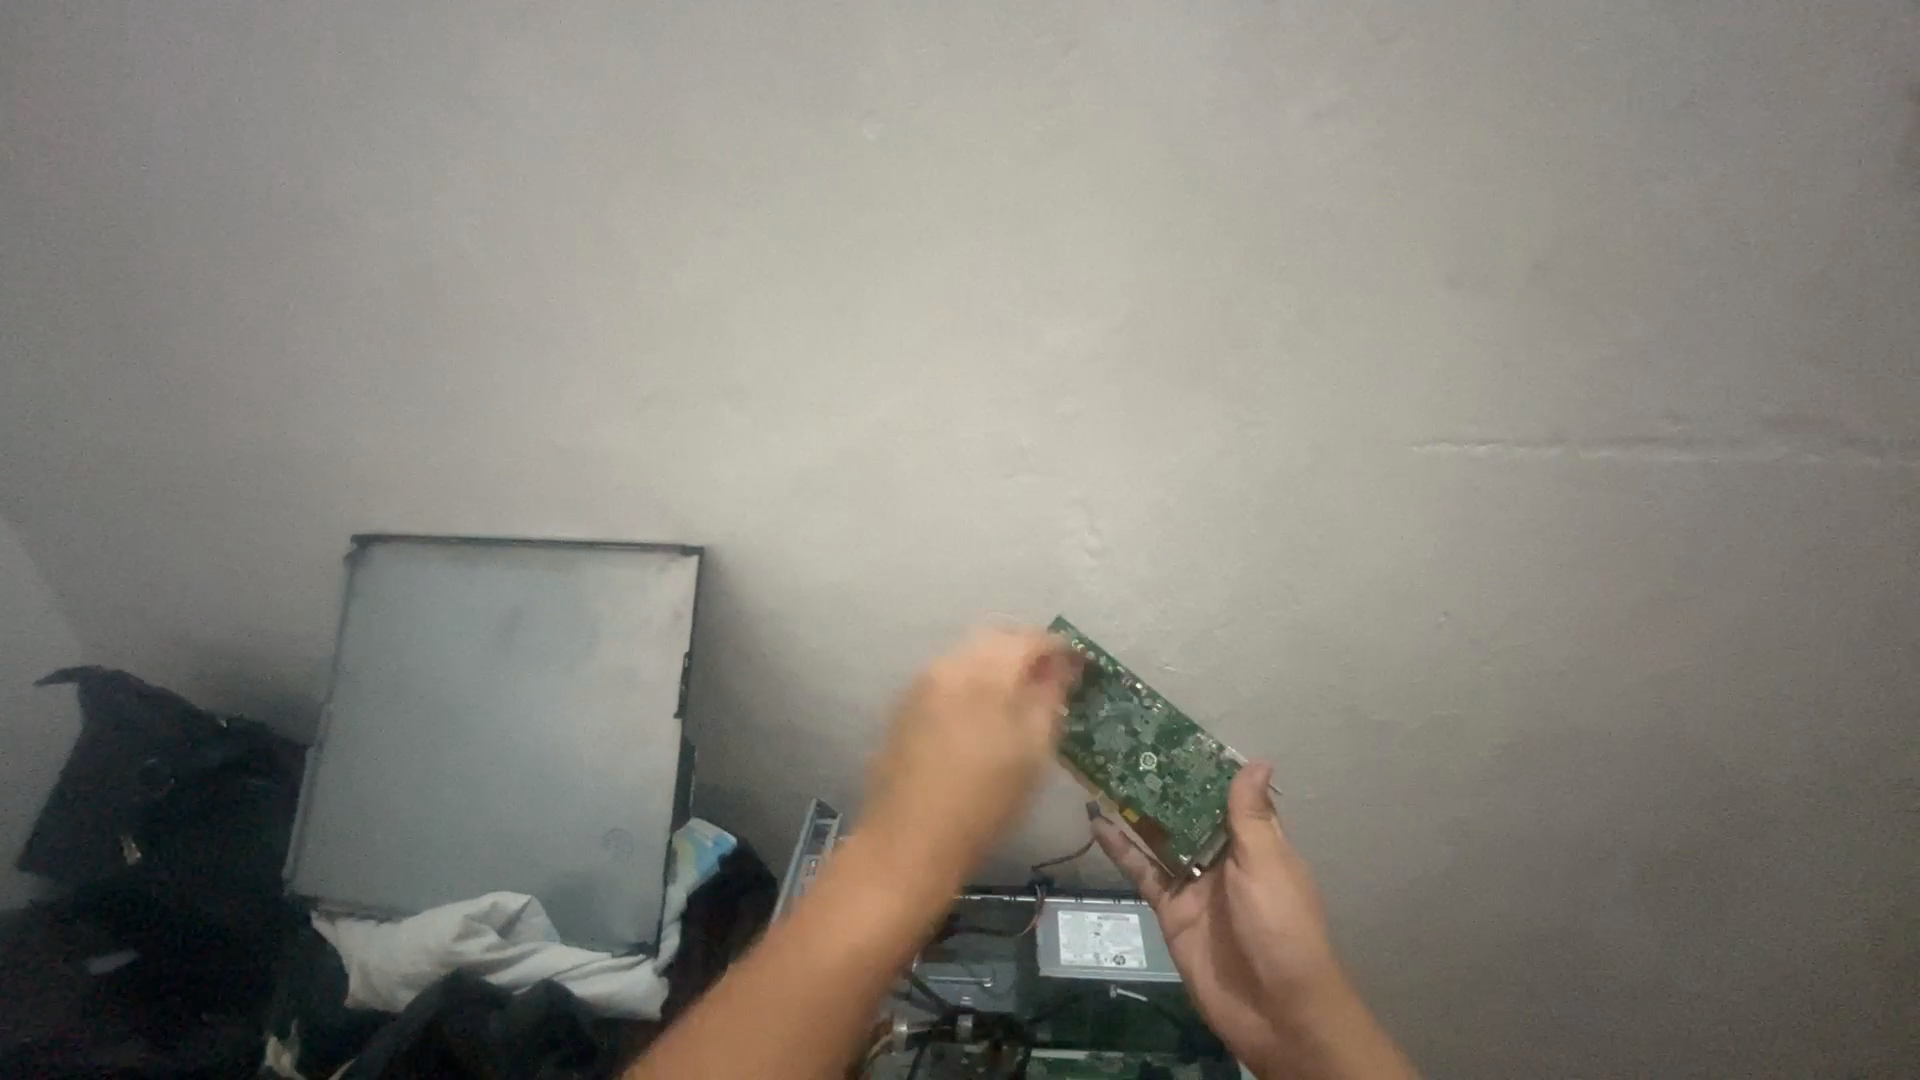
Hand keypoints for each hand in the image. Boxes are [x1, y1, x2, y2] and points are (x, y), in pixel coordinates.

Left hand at [862, 627, 1083, 878]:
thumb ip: (1049, 699)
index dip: (1059, 648)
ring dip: (998, 660)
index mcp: (986, 673)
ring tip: (1019, 693)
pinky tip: (983, 707)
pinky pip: (949, 672)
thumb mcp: (1033, 753)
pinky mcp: (906, 702)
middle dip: (1027, 648)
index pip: (1031, 640)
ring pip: (969, 652)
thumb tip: (1061, 668)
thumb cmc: (984, 801)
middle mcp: (951, 665)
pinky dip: (973, 676)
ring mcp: (923, 681)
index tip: (1078, 664)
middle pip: (997, 637)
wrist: (909, 838)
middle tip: (1051, 675)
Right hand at [1095, 764, 1413, 1078]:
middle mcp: (1222, 858)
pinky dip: (1120, 849)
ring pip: (1160, 838)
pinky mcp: (1170, 908)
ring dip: (1135, 810)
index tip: (1173, 735)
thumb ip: (1250, 816)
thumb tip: (1258, 761)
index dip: (1202, 769)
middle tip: (1125, 747)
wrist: (1275, 1011)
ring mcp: (1194, 883)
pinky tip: (1097, 822)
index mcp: (1253, 844)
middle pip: (1187, 814)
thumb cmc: (1280, 927)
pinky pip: (1143, 871)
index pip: (1226, 797)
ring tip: (1104, 773)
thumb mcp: (1267, 865)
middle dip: (1161, 785)